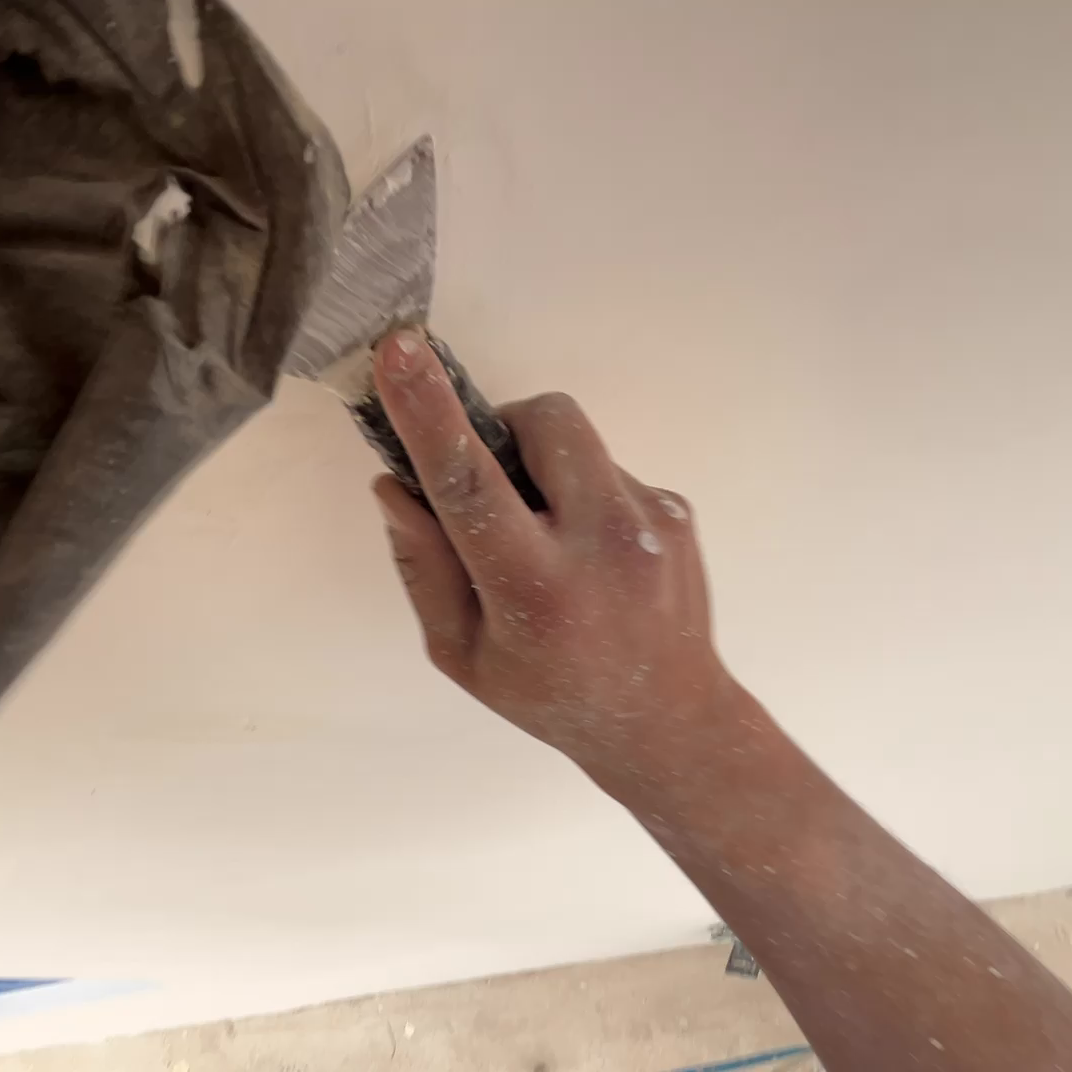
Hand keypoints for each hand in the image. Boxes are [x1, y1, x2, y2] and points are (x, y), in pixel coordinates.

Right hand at [370, 330, 753, 777]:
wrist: (668, 721)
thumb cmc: (546, 693)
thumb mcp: (459, 652)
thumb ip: (422, 567)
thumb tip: (393, 486)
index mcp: (534, 590)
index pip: (470, 484)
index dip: (428, 413)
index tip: (398, 350)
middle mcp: (604, 544)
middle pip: (543, 420)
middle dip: (501, 429)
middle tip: (492, 485)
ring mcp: (653, 520)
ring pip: (574, 437)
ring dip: (539, 465)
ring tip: (544, 532)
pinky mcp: (677, 508)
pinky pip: (604, 466)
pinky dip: (576, 491)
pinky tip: (586, 553)